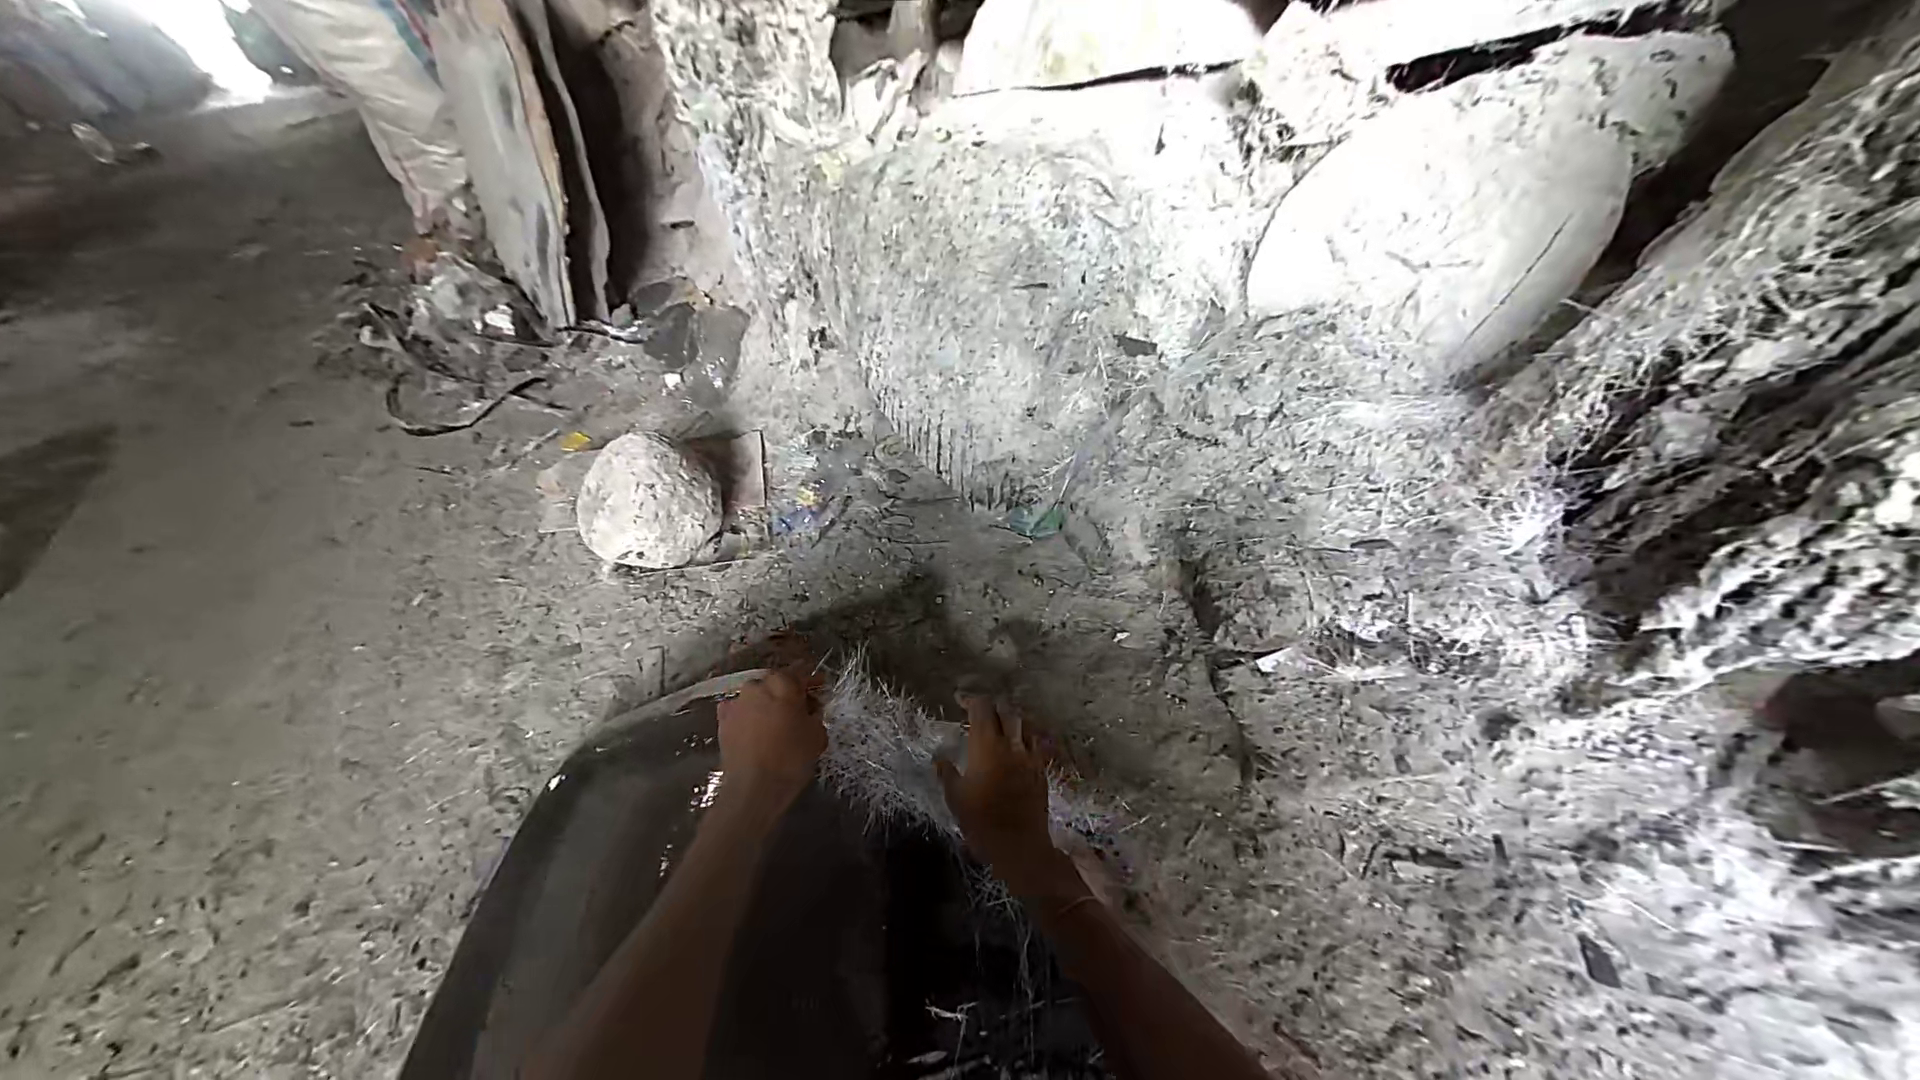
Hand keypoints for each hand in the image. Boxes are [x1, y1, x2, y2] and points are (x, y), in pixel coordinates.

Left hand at [717, 669, 824, 803]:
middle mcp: (756, 686)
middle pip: (776, 684)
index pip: (800, 674)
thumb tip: (809, 711)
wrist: (753, 788)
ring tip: (778, 723)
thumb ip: (815, 715)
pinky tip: (757, 731)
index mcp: (782, 683)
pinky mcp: (722, 722)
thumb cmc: (791, 758)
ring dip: (768, 705)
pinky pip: (741, 712)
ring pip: (757, 697)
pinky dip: (749, 717)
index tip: (820, 690)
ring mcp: (736, 703)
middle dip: (789, 693)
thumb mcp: (817, 734)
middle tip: (801, 710)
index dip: (812, 682)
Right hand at [937, 694, 1081, 899]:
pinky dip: (1027, 734)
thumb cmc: (981, 823)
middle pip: (1005, 710)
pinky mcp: (1042, 769)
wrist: (1019, 846)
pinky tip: (1019, 741)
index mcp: (986, 746)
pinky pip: (1036, 741)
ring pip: (1023, 722)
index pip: (981, 708)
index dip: (970, 699)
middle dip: (991, 706)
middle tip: (978, 710)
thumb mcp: (955, 798)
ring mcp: (1030, 755)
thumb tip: (939, 758)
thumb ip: (947, 773)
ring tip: (1000, 722)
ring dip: (1010, 717)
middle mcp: (1010, 744)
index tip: (959, 700)